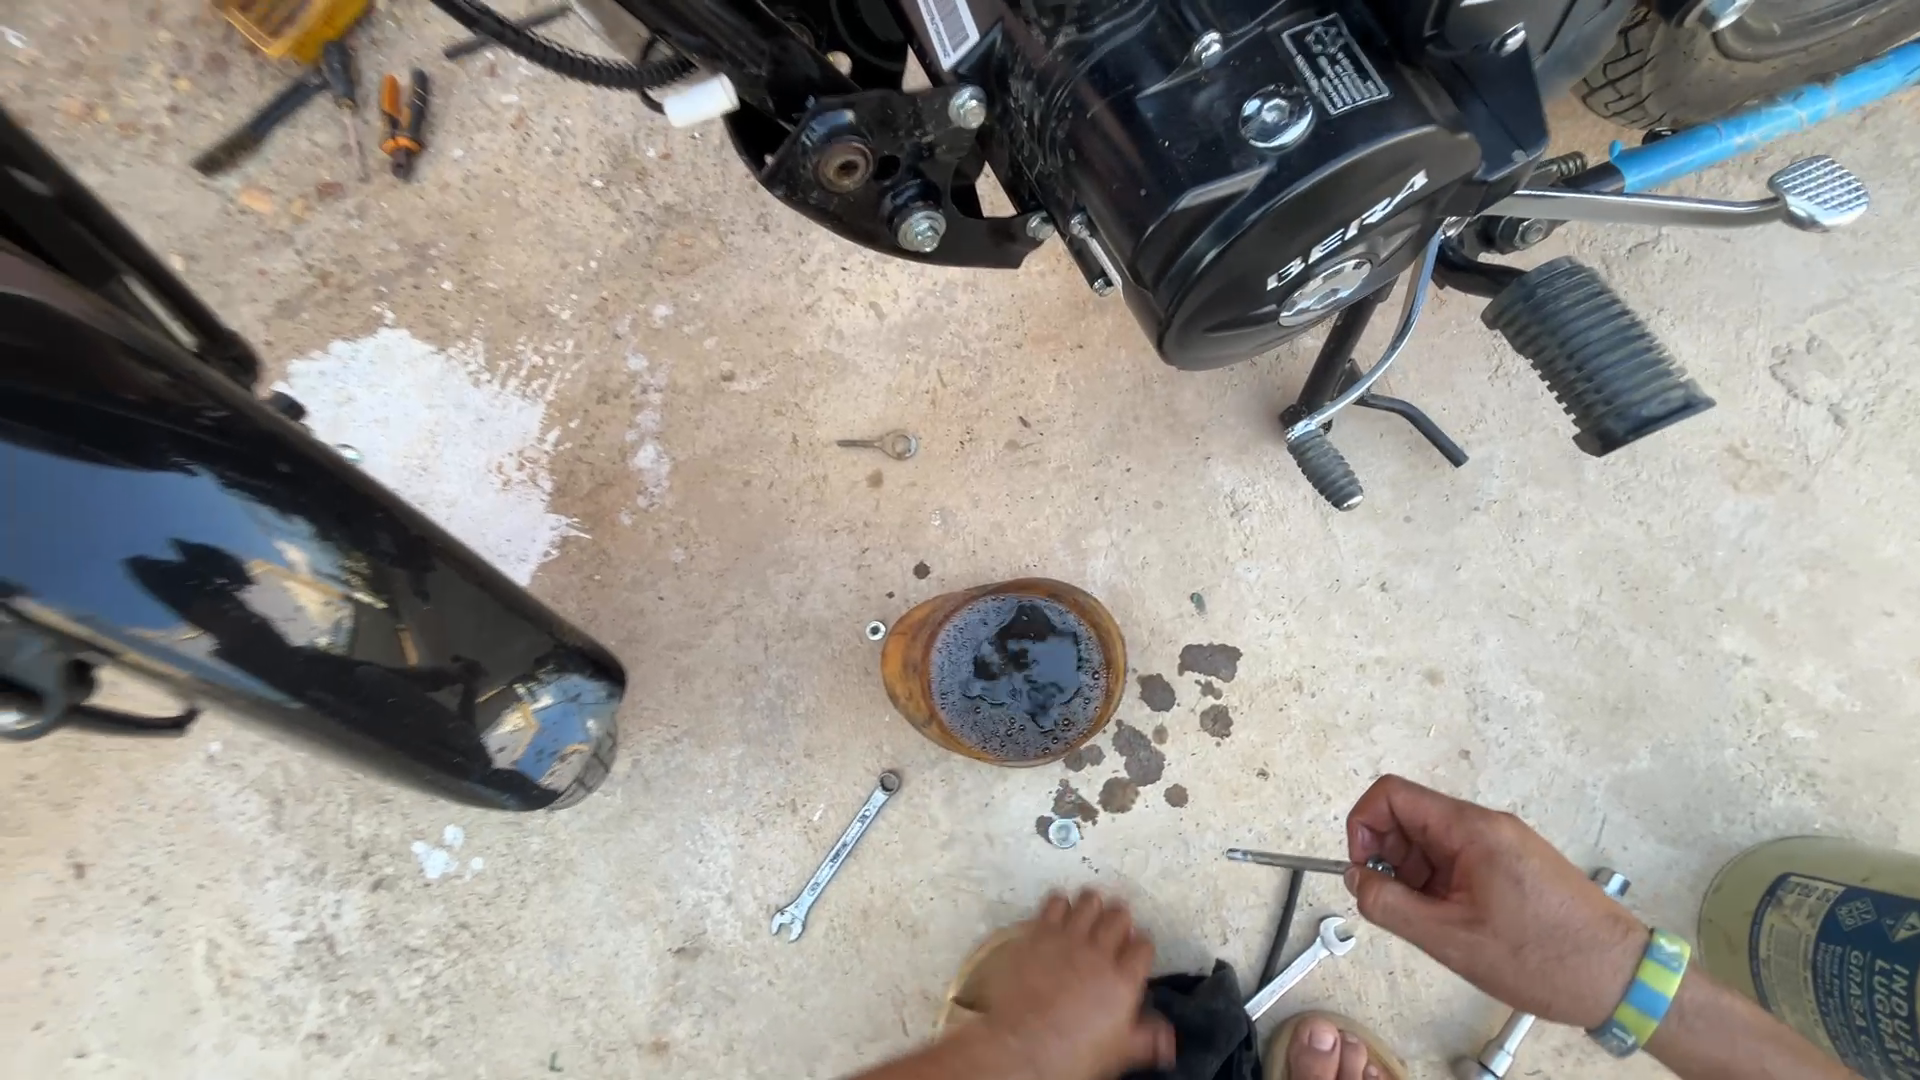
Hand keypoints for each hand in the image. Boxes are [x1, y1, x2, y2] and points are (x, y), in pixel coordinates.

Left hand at [973, 889, 1174, 1079]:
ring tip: (1089, 911)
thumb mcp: (1118, 1053)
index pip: (1144, 946)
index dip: (1142, 946)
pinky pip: (1055, 903)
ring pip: (1089, 902)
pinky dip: (1060, 904)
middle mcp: (1099, 951)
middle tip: (1115, 925)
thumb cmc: (1072, 1054)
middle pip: (1119, 916)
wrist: (1022, 1044)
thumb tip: (1168, 1038)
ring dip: (1092, 904)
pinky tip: (1059, 912)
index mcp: (1123, 980)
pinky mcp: (1041, 931)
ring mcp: (1069, 937)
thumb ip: (1146, 1040)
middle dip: (1120, 918)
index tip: (1137, 949)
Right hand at [1342, 775, 1647, 1028]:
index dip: (1362, 825)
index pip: (1390, 794)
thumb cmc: (1542, 959)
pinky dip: (1439, 883)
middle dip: (1386, 856)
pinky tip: (1454, 921)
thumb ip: (1388, 903)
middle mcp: (1485, 824)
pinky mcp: (1515, 863)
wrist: (1632, 987)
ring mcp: (1503, 842)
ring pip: (1430, 840)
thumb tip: (1354, 879)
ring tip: (1430, 920)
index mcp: (1469, 828)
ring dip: (1413, 874)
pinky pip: (1456, 858)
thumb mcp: (1450, 938)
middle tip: (1395, 903)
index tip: (1363, 871)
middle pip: (1408, 816)